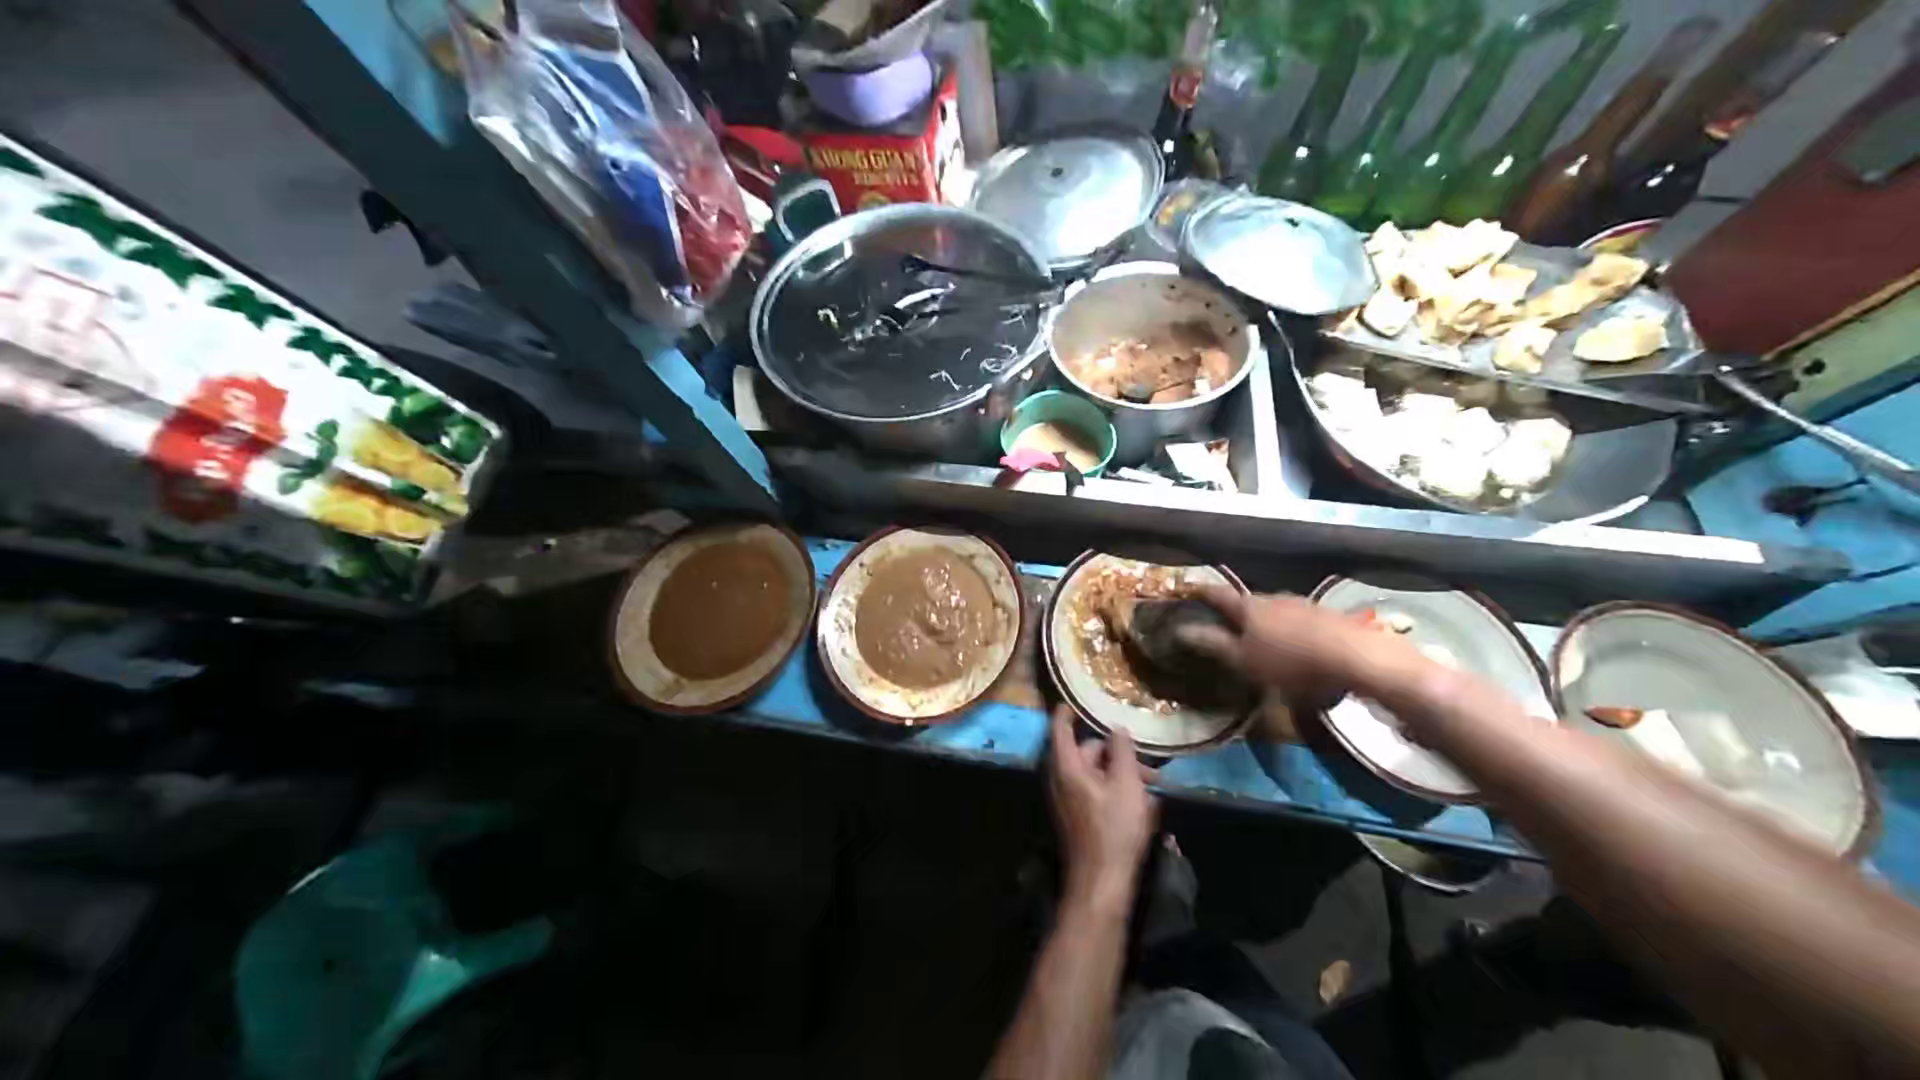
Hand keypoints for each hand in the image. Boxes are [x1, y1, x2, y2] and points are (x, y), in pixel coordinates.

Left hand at [1047, 706, 1157, 912]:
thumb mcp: (1127, 785)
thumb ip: (1123, 752)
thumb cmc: (1114, 829)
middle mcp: (1060, 779)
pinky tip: (1142, 806)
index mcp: (1066, 766)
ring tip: (1153, 789)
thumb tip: (1116, 728)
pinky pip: (1094, 792)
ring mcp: (1066, 799)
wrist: (1101, 882)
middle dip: (1117, 754)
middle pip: (1085, 752)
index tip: (1076, 700)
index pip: (1060, 727)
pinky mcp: (1076, 817)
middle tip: (1150, 767)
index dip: (1067, 711)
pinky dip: (1114, 791)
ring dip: (1121, 775)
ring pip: (1094, 774)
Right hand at [1177, 587, 1435, 705]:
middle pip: (1247, 600)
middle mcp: (1273, 598)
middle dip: (1236, 611)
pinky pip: (1298, 619)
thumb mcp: (1244, 660)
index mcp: (1248, 606)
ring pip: (1275, 609)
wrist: (1355, 657)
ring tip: (1262, 638)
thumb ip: (1212, 644)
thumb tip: (1180, 629)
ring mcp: (1302, 604)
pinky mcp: (1327, 616)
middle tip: (1226, 623)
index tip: (1189, 590)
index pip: (1217, 593)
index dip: (1201, 592)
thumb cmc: (1290, 662)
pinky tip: (1295, 646)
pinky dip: (1289, 629)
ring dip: (1266, 621)